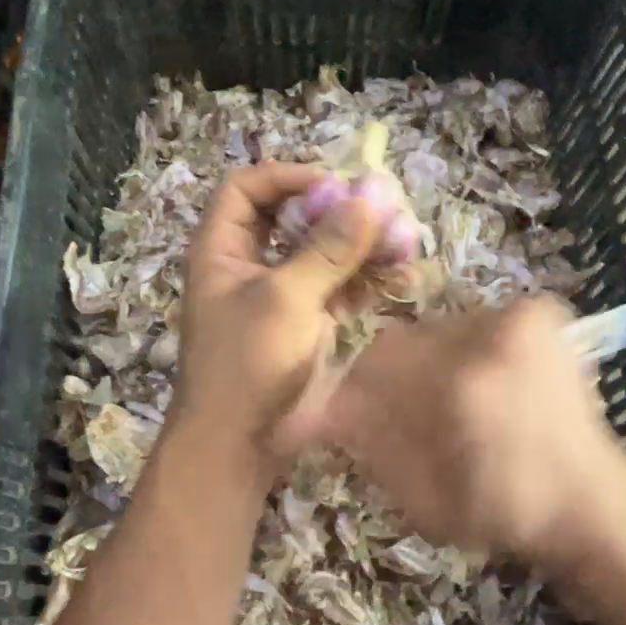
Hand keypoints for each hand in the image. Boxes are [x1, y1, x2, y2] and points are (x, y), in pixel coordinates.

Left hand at [175, 161, 381, 461]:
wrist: (239, 446)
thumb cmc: (248, 364)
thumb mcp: (286, 299)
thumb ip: (328, 248)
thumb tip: (368, 197)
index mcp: (222, 248)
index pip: (247, 187)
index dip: (287, 177)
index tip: (334, 186)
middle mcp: (249, 263)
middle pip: (292, 216)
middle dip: (337, 211)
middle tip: (381, 210)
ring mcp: (281, 293)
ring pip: (322, 251)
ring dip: (361, 244)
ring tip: (403, 239)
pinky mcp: (307, 321)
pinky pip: (338, 285)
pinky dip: (367, 277)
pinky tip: (400, 272)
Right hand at [296, 296, 625, 562]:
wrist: (591, 501)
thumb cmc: (503, 512)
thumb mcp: (422, 498)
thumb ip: (367, 446)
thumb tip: (310, 412)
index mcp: (458, 389)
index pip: (373, 363)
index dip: (351, 389)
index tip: (344, 414)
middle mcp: (490, 339)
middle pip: (403, 342)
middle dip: (392, 378)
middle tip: (404, 414)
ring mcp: (519, 319)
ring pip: (437, 328)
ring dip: (431, 361)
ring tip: (453, 402)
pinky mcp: (539, 312)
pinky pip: (472, 320)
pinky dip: (467, 347)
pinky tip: (484, 381)